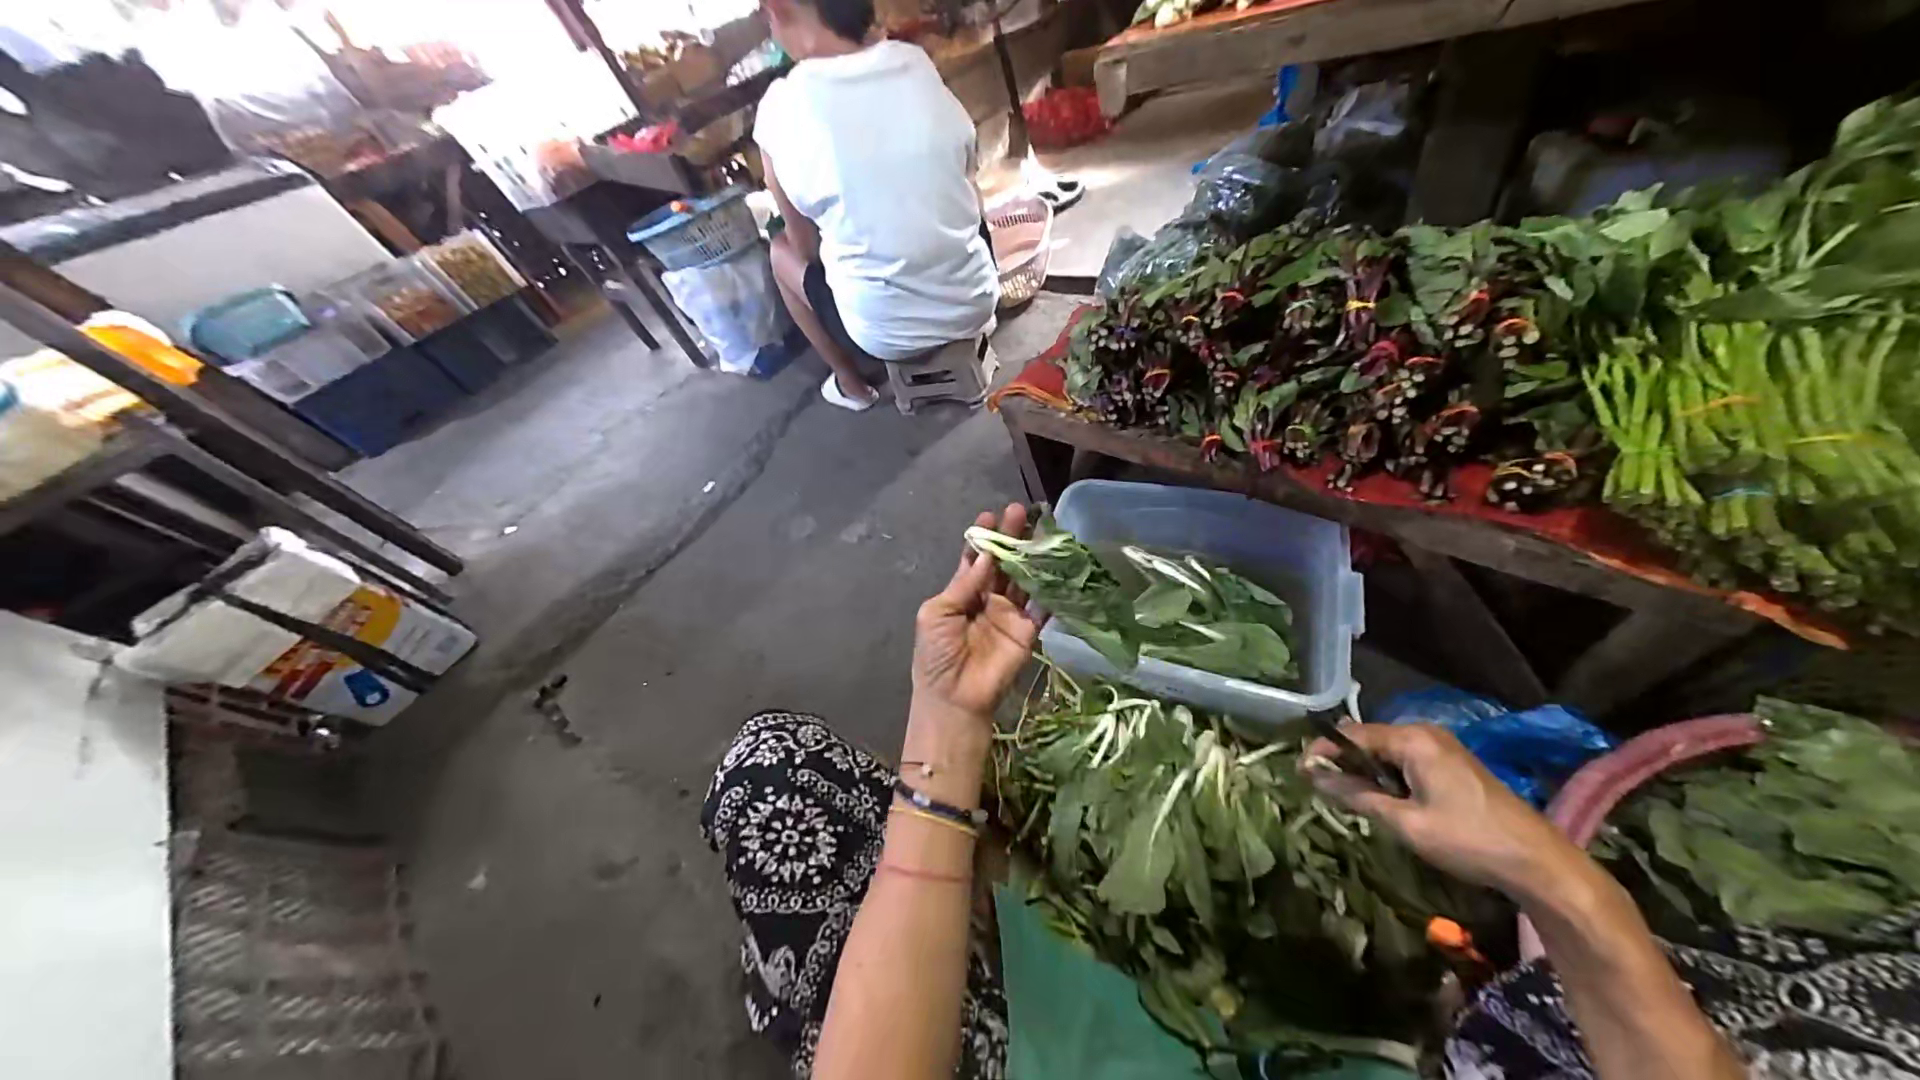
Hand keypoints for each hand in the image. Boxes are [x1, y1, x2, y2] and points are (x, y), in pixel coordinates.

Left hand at [911, 503, 1042, 719]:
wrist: (954, 698)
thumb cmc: (936, 655)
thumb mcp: (938, 613)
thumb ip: (963, 584)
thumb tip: (985, 555)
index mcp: (961, 592)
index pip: (975, 558)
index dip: (983, 537)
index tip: (991, 515)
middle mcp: (987, 598)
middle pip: (1002, 563)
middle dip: (1010, 538)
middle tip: (1020, 511)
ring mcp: (1009, 614)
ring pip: (1023, 578)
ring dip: (1030, 555)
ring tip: (1041, 529)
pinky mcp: (1028, 631)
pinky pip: (1041, 605)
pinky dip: (1050, 587)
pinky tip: (1057, 564)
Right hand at [1305, 723, 1585, 899]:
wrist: (1543, 866)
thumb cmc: (1469, 840)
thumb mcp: (1404, 822)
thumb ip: (1355, 794)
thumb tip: (1311, 775)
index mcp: (1412, 739)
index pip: (1350, 734)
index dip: (1322, 751)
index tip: (1300, 773)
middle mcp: (1425, 733)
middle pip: (1366, 739)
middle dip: (1342, 762)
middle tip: (1322, 789)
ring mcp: (1441, 746)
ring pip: (1384, 751)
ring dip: (1364, 771)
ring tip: (1348, 798)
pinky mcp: (1451, 763)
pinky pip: (1404, 759)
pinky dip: (1386, 775)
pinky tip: (1383, 800)